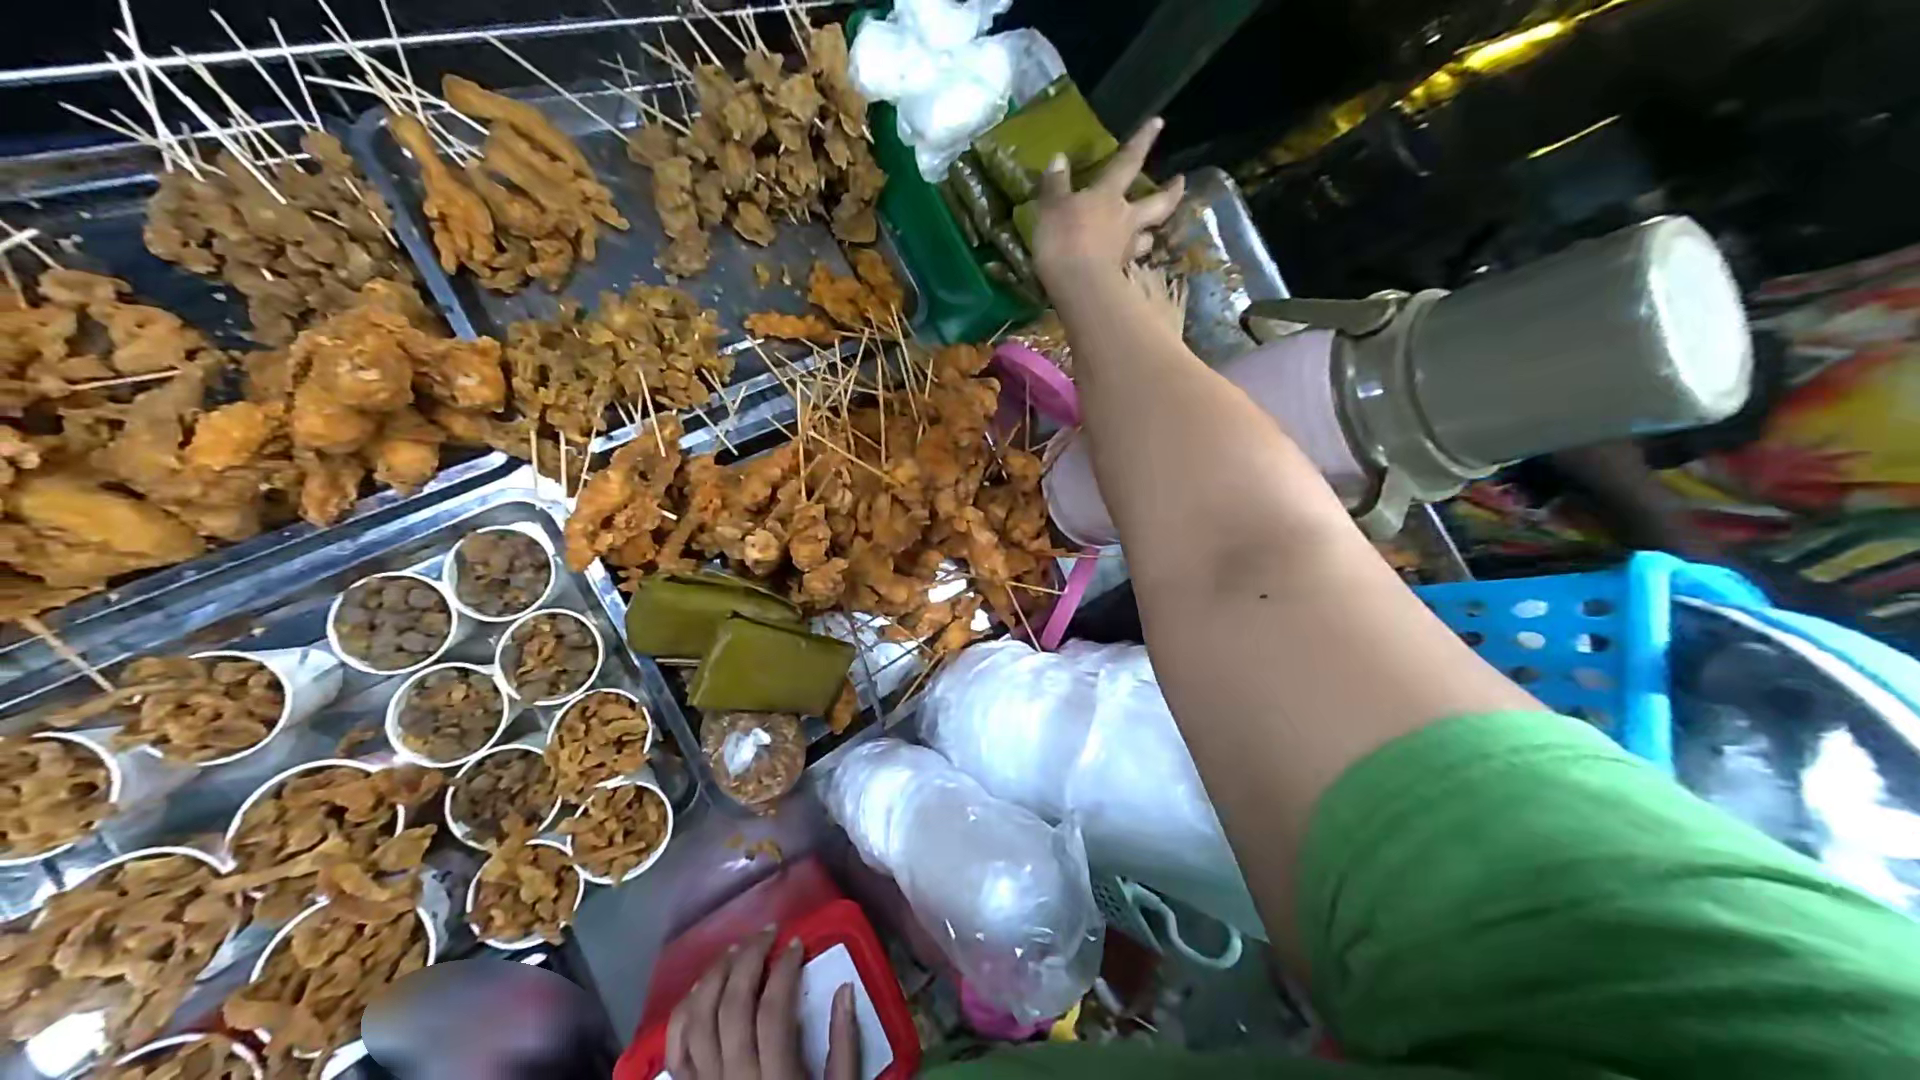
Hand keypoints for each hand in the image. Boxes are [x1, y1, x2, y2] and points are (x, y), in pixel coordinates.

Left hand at [666, 928, 859, 1079]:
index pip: (772, 1011)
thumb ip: (844, 1046)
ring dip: (713, 976)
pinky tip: (701, 988)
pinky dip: (684, 1011)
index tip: (797, 943)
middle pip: (731, 1006)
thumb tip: (846, 989)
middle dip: (748, 959)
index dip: (783, 969)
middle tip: (767, 934)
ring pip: (696, 1020)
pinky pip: (675, 1049)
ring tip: (735, 950)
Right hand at [1031, 117, 1186, 293]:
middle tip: (1181, 182)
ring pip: (1147, 236)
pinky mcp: (1119, 274)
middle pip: (1157, 203)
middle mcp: (1125, 218)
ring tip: (1152, 231)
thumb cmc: (1064, 240)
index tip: (1159, 124)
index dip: (1142, 141)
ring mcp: (1125, 248)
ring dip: (1152, 232)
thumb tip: (1058, 158)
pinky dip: (1132, 259)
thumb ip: (1056, 184)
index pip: (1128, 162)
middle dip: (1171, 192)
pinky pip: (1131, 261)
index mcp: (1108, 195)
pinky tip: (1129, 260)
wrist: (1078, 285)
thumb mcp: (1052, 207)